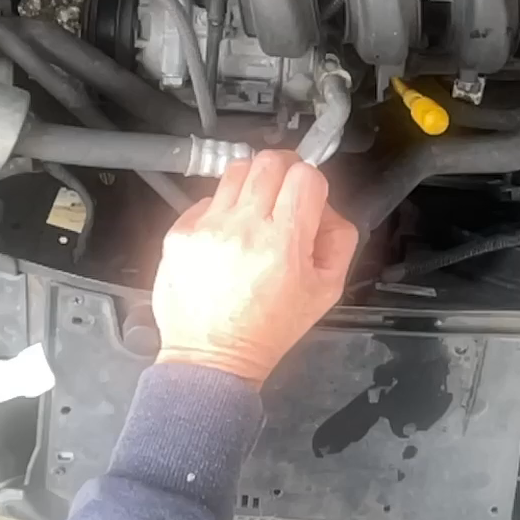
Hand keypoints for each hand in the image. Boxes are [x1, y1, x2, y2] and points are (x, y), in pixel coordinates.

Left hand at [151, 151, 359, 385]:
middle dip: (284, 171)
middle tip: (284, 194)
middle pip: (269, 161)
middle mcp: (243, 228)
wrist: (212, 358)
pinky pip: (206, 198)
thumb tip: (326, 206)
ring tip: (255, 212)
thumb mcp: (327, 289)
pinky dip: (222, 209)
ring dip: (252, 184)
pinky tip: (228, 236)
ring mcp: (207, 227)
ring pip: (236, 170)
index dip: (312, 182)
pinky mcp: (180, 233)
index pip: (305, 175)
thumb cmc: (269, 327)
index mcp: (283, 242)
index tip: (308, 197)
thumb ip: (340, 238)